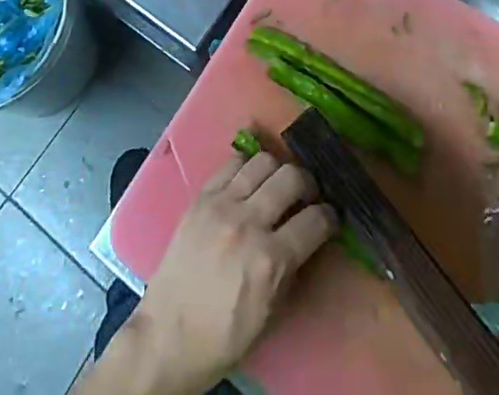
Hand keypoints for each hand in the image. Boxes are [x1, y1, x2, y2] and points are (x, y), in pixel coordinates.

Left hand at [78, 152, 336, 394]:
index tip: (329, 217)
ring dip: (278, 171)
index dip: (330, 216)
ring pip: (263, 161)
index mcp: (270, 259)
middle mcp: (248, 223)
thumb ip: (293, 268)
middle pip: (293, 177)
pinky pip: (231, 163)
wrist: (168, 336)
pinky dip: (246, 167)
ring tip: (276, 185)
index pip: (316, 219)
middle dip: (308, 185)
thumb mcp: (272, 312)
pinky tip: (248, 181)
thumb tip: (309, 237)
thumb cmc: (224, 335)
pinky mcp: (200, 198)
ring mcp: (221, 206)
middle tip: (306, 196)